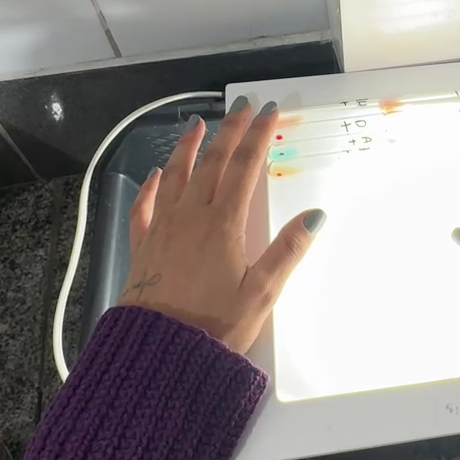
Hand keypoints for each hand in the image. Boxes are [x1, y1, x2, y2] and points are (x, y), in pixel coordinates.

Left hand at [119, 98, 323, 352]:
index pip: (245, 167)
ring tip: (197, 124)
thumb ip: (288, 250)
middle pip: (213, 161)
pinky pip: (145, 206)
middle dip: (230, 129)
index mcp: (224, 223)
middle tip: (241, 104)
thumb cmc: (216, 325)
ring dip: (188, 147)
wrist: (158, 354)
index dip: (258, 136)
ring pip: (176, 175)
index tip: (268, 111)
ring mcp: (163, 228)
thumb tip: (316, 214)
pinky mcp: (143, 246)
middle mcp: (192, 215)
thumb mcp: (262, 293)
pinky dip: (151, 186)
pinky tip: (156, 174)